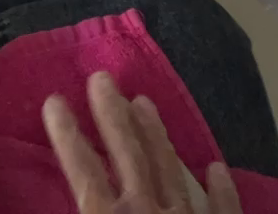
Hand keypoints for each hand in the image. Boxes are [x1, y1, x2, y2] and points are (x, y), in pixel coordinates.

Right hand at [43, 72, 243, 213]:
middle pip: (129, 155)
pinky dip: (221, 190)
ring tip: (145, 102)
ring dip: (157, 135)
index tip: (53, 99)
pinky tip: (215, 167)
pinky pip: (224, 213)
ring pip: (171, 171)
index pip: (82, 171)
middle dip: (113, 114)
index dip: (65, 134)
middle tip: (102, 77)